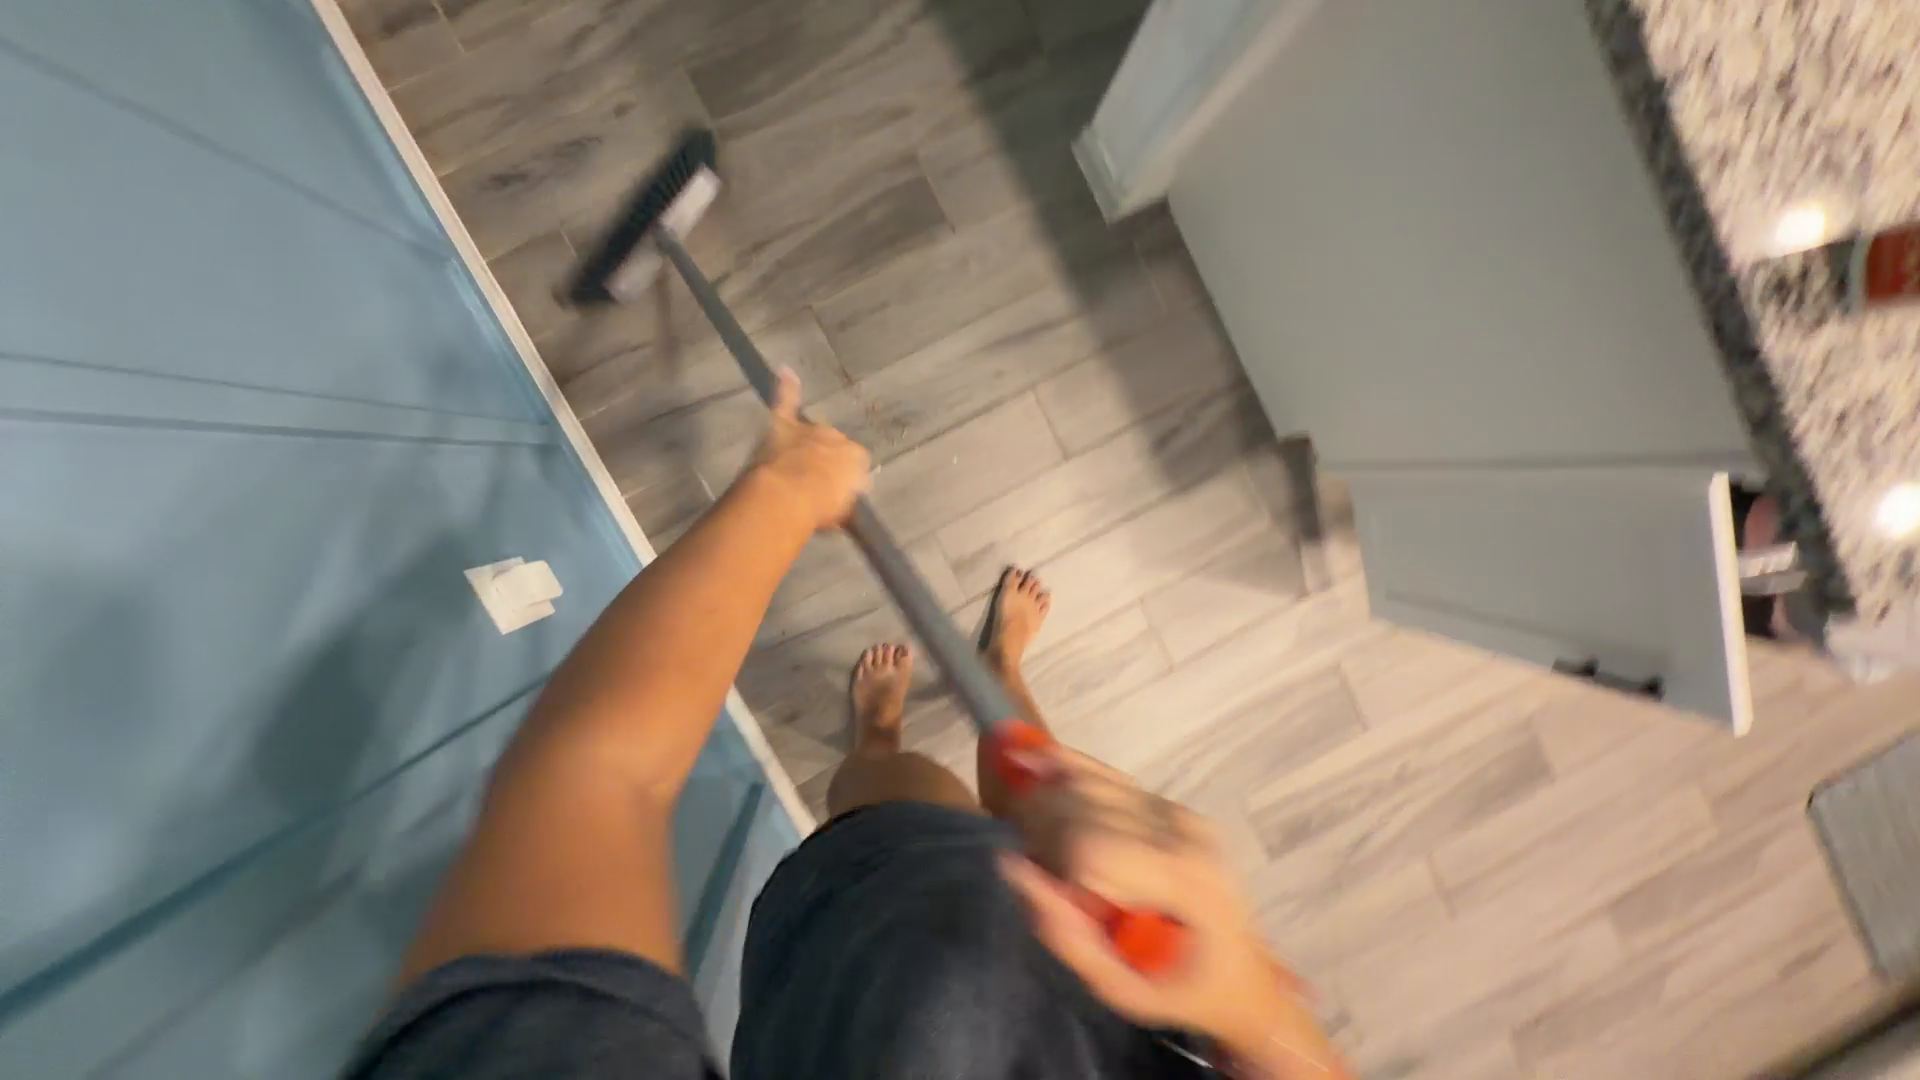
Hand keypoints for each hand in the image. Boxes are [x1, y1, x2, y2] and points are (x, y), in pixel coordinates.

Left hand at [743, 368, 870, 531]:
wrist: (786, 495)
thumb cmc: (819, 507)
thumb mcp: (842, 512)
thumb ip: (844, 502)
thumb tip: (843, 505)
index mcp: (857, 458)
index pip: (857, 465)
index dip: (844, 480)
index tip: (836, 494)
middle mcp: (837, 438)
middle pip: (835, 447)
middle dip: (826, 461)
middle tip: (814, 484)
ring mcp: (809, 429)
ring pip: (813, 433)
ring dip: (808, 444)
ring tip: (800, 463)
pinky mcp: (783, 424)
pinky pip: (786, 401)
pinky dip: (786, 387)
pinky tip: (785, 370)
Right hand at [998, 749, 1351, 1078]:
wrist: (1240, 973)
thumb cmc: (1179, 988)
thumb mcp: (1118, 988)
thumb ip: (1065, 932)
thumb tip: (1013, 865)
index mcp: (1180, 880)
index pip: (1092, 844)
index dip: (1048, 854)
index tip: (1030, 873)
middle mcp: (1182, 832)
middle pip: (1086, 804)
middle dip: (1039, 821)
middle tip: (1022, 848)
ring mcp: (1179, 812)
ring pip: (1092, 783)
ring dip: (1048, 795)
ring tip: (1025, 821)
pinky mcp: (1170, 803)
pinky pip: (1108, 775)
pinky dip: (1068, 765)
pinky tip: (1035, 758)